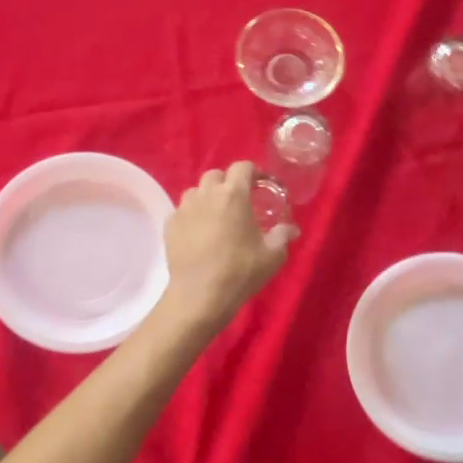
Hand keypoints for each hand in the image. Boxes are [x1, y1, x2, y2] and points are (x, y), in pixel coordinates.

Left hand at [160, 161, 296, 329]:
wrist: (200, 296)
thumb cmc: (240, 271)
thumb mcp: (272, 255)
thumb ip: (283, 236)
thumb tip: (292, 229)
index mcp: (233, 195)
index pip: (243, 167)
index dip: (254, 172)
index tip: (262, 185)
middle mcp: (206, 194)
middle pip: (216, 175)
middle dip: (228, 182)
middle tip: (239, 201)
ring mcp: (184, 209)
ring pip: (196, 191)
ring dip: (207, 197)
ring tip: (217, 216)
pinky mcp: (170, 225)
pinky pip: (182, 211)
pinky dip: (192, 216)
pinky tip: (199, 233)